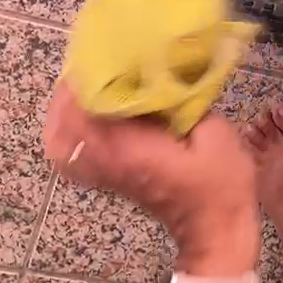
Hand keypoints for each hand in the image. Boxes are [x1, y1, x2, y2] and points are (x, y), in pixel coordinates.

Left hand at [42, 82, 259, 274]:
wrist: (216, 230)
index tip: (101, 52)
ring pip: (61, 144)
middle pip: (63, 127)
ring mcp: (106, 174)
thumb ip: (187, 103)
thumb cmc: (221, 182)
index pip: (89, 110)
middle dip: (68, 94)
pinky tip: (88, 116)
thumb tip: (168, 75)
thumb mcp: (214, 134)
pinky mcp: (111, 179)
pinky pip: (72, 155)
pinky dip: (69, 134)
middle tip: (88, 65)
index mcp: (130, 149)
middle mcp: (108, 162)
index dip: (88, 79)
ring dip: (63, 114)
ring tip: (84, 85)